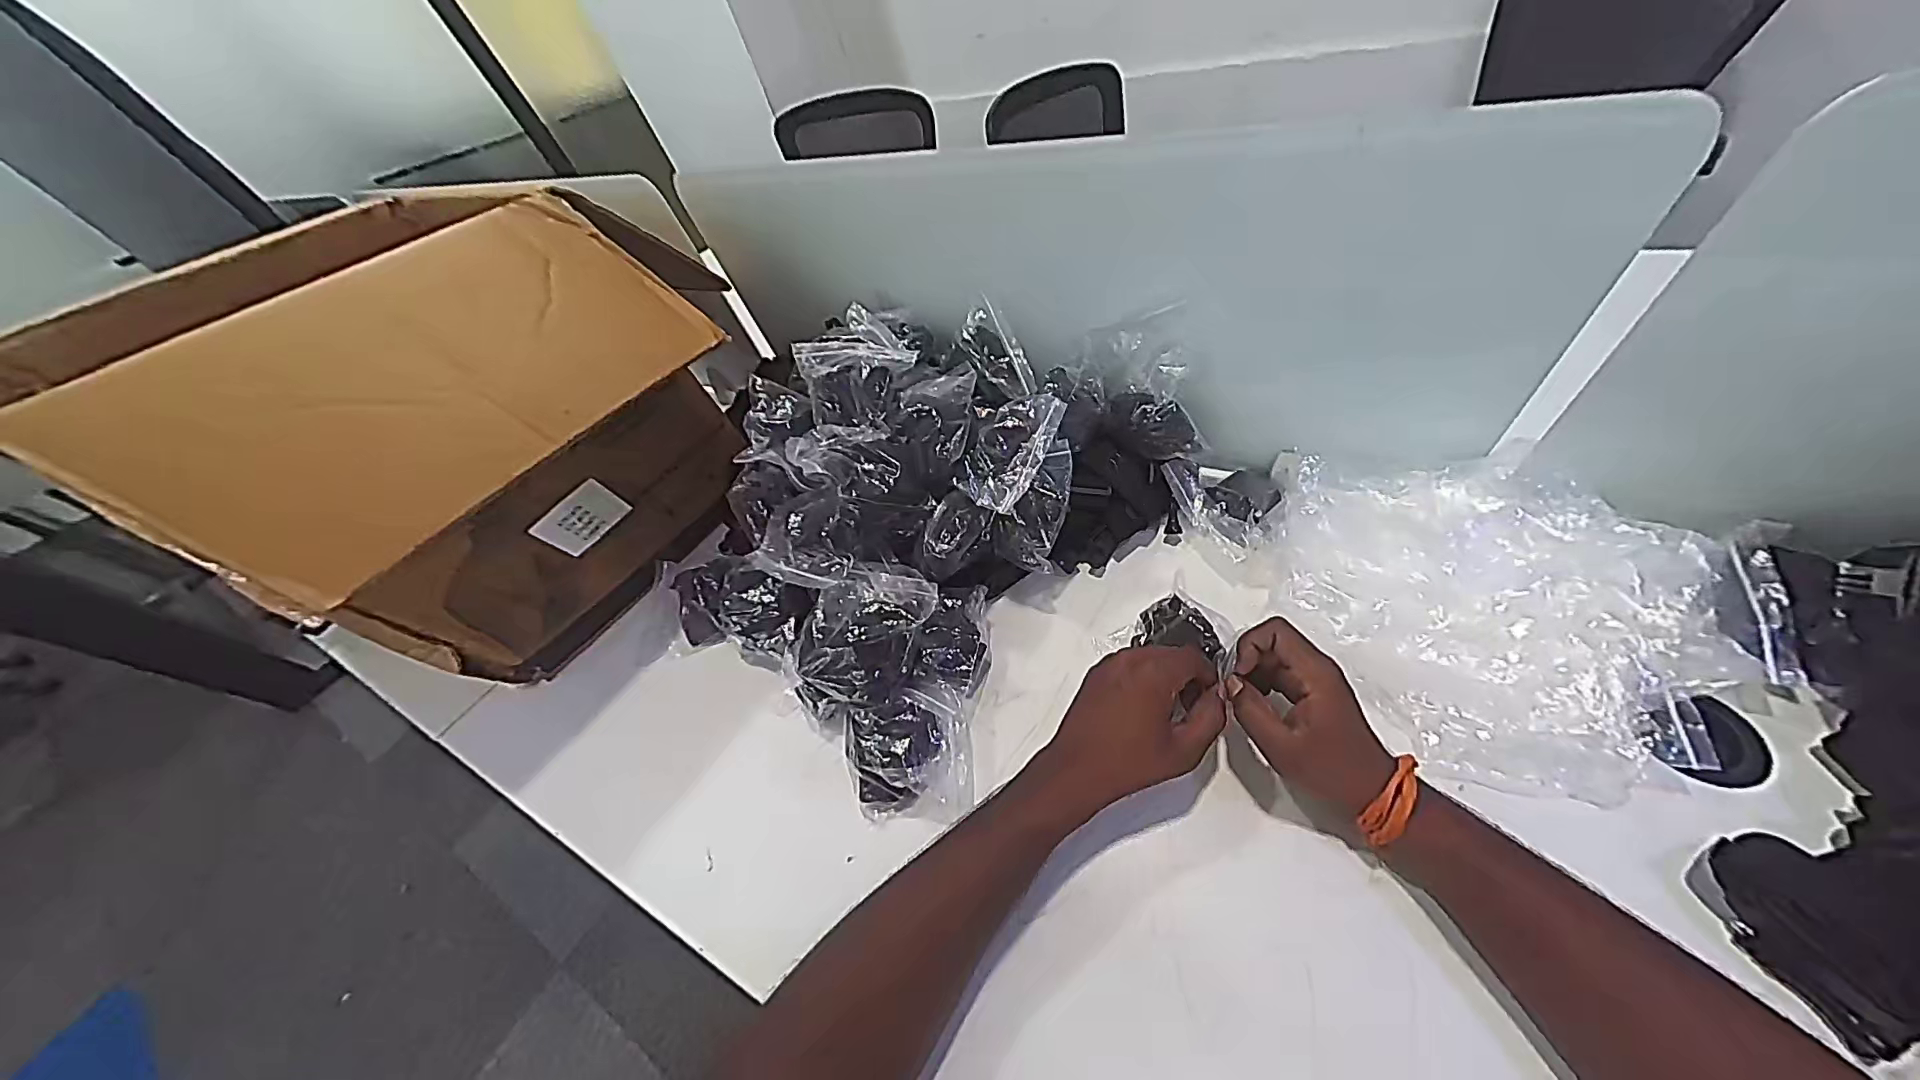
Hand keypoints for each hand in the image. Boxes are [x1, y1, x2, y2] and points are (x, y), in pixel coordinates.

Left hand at [1027, 645, 1226, 819]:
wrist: (1078, 770)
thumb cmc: (1121, 762)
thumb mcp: (1185, 749)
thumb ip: (1211, 718)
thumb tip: (1217, 700)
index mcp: (1152, 672)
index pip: (1194, 657)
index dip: (1209, 677)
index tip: (1210, 695)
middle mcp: (1128, 661)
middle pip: (1172, 655)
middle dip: (1187, 677)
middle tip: (1191, 707)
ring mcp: (1109, 666)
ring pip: (1150, 658)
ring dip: (1164, 678)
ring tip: (1166, 714)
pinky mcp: (1096, 675)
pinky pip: (1129, 667)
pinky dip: (1142, 680)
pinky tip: (1142, 712)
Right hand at [1223, 617, 1395, 818]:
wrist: (1370, 791)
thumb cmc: (1337, 771)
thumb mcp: (1280, 745)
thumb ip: (1249, 710)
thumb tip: (1230, 685)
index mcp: (1315, 674)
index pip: (1274, 631)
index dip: (1247, 646)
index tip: (1237, 673)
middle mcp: (1318, 670)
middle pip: (1272, 641)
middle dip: (1246, 660)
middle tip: (1234, 688)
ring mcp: (1316, 680)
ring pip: (1274, 657)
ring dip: (1251, 673)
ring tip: (1241, 700)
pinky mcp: (1313, 692)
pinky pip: (1280, 674)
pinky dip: (1261, 684)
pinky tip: (1254, 706)